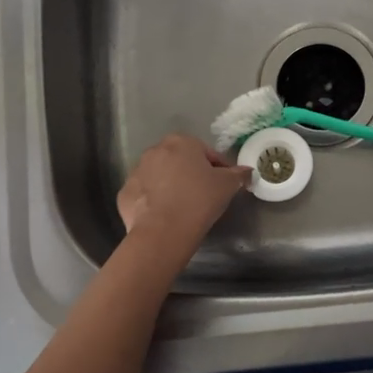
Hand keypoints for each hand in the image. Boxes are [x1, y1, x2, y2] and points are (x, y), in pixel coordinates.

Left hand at [117, 135, 251, 244]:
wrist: (163, 230)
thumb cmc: (199, 200)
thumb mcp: (228, 185)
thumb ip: (239, 174)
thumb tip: (248, 171)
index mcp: (181, 142)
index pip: (207, 153)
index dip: (219, 169)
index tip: (225, 185)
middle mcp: (155, 150)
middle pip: (180, 161)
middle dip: (192, 174)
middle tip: (204, 195)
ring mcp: (136, 171)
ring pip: (160, 176)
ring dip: (171, 186)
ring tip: (183, 207)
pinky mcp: (125, 193)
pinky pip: (145, 194)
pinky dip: (154, 201)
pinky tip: (165, 215)